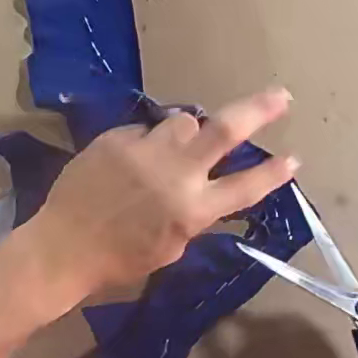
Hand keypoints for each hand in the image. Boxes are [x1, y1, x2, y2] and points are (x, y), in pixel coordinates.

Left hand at [21, 88, 298, 298]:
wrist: (63, 247)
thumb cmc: (120, 260)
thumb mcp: (171, 247)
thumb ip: (194, 216)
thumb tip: (207, 193)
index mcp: (193, 210)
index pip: (245, 187)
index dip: (274, 173)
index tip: (293, 158)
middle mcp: (175, 174)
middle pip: (224, 129)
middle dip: (259, 109)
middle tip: (280, 96)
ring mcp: (144, 151)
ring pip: (182, 122)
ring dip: (187, 133)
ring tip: (172, 151)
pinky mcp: (117, 139)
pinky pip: (144, 132)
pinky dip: (146, 145)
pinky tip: (129, 164)